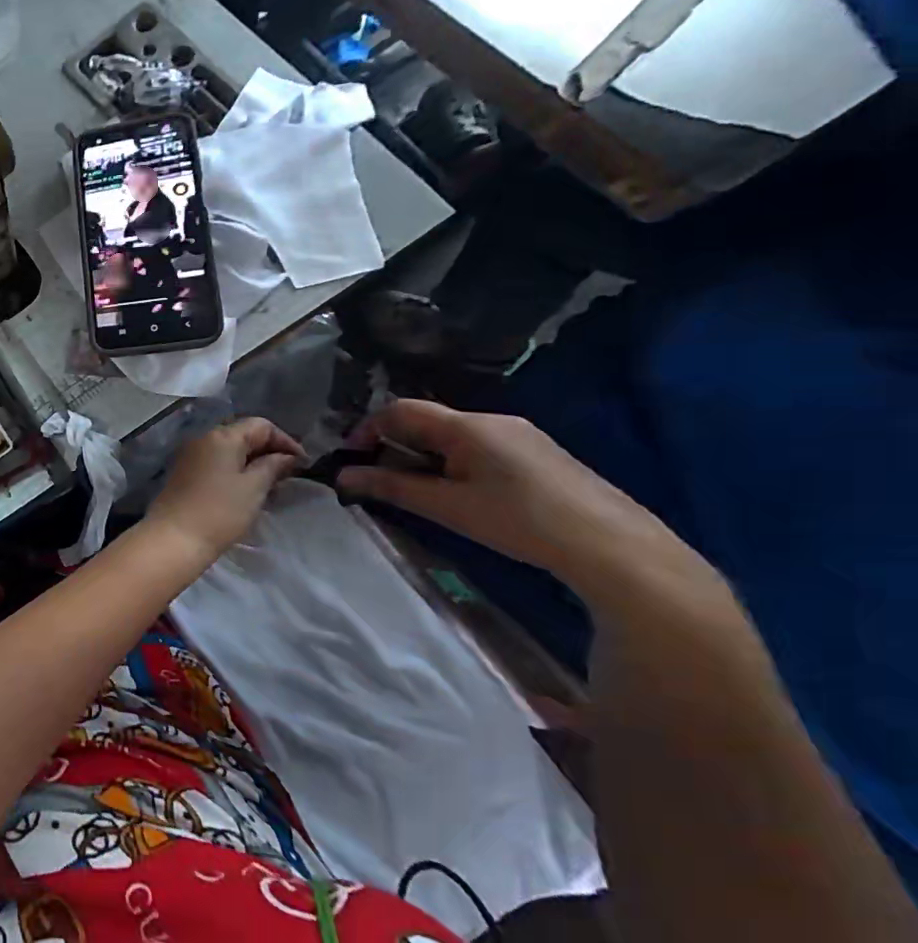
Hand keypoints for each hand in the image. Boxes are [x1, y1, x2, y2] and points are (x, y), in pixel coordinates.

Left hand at [145, 417, 302, 554]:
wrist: (174, 537)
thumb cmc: (220, 511)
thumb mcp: (254, 487)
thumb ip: (273, 466)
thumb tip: (286, 456)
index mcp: (221, 436)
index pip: (261, 425)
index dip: (285, 441)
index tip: (302, 463)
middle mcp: (203, 439)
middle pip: (243, 435)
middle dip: (268, 451)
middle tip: (288, 474)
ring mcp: (190, 456)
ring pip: (229, 450)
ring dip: (252, 462)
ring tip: (271, 484)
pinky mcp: (183, 473)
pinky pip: (215, 463)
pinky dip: (234, 471)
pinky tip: (246, 489)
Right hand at [336, 400, 681, 583]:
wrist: (612, 545)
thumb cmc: (519, 521)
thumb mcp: (447, 507)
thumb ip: (392, 486)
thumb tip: (344, 475)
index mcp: (467, 426)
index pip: (400, 410)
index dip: (367, 429)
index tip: (350, 459)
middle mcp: (492, 420)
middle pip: (426, 421)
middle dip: (393, 445)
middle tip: (378, 480)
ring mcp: (519, 435)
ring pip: (452, 436)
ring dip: (422, 456)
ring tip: (415, 491)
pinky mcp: (537, 454)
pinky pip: (477, 447)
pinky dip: (451, 463)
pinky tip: (459, 494)